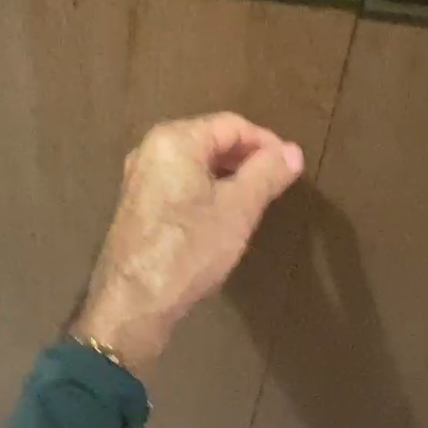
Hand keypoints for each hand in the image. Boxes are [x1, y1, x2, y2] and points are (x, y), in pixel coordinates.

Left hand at [71, 113, 304, 381]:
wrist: (134, 303)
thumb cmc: (189, 248)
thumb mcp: (239, 209)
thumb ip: (267, 173)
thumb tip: (293, 150)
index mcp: (174, 139)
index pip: (232, 124)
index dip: (266, 142)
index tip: (291, 167)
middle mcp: (151, 149)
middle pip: (211, 139)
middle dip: (247, 158)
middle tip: (276, 184)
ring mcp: (139, 177)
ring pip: (196, 162)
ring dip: (229, 175)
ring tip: (256, 200)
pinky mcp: (137, 203)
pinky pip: (180, 182)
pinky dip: (207, 189)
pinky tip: (223, 216)